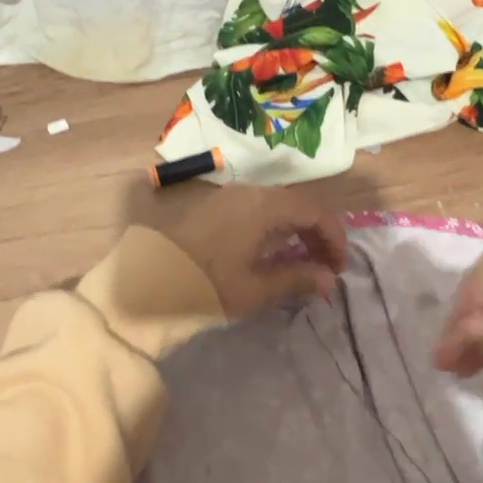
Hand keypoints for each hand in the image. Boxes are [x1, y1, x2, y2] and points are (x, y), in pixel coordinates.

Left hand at [154, 185, 347, 316]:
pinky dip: (271, 229)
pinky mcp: (209, 209)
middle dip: (316, 234)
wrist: (143, 284)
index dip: (334, 237)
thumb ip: (296, 280)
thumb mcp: (255, 289)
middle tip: (324, 268)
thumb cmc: (206, 285)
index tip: (339, 267)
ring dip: (294, 231)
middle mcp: (247, 192)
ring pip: (273, 206)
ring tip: (299, 263)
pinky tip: (269, 253)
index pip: (315, 210)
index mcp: (263, 206)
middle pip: (295, 204)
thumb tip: (328, 279)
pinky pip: (253, 211)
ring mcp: (225, 198)